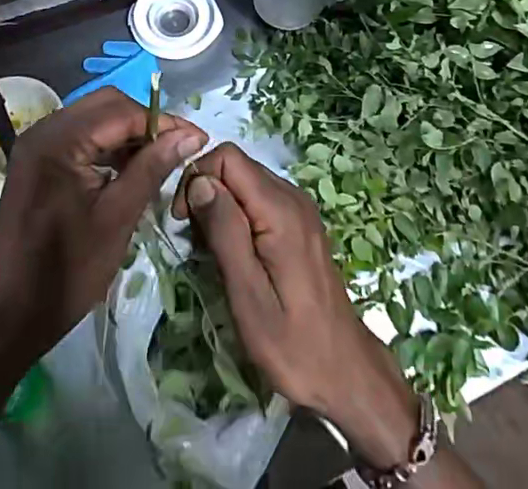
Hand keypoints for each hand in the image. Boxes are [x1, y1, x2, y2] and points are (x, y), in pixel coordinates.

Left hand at [0, 88, 206, 363]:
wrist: (11, 315)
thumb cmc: (67, 271)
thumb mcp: (118, 217)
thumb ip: (152, 168)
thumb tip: (189, 136)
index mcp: (58, 141)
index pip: (121, 111)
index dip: (164, 122)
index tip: (198, 139)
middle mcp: (43, 131)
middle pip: (106, 105)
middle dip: (146, 122)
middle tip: (179, 146)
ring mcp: (36, 146)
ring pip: (94, 118)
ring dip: (128, 132)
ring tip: (161, 158)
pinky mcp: (36, 162)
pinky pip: (80, 137)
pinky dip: (107, 146)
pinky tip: (130, 168)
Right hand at [171, 144, 419, 469]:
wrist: (344, 370)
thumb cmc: (292, 342)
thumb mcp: (248, 294)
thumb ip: (225, 232)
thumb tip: (200, 182)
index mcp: (281, 210)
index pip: (228, 157)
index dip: (197, 178)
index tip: (184, 223)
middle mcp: (293, 198)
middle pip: (235, 165)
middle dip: (204, 191)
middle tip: (195, 242)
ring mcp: (299, 209)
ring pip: (244, 180)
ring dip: (218, 205)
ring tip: (211, 251)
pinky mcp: (299, 223)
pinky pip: (258, 199)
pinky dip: (236, 215)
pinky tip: (233, 252)